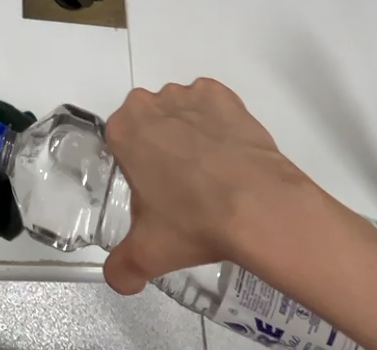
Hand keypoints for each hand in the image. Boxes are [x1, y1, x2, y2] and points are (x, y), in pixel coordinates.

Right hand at [102, 78, 312, 294]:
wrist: (258, 207)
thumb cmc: (194, 221)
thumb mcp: (149, 252)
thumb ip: (122, 266)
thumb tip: (118, 280)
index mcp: (122, 132)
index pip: (122, 144)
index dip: (139, 168)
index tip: (158, 191)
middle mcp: (147, 104)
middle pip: (149, 124)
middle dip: (162, 146)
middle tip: (185, 185)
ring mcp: (186, 96)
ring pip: (180, 111)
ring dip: (190, 132)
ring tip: (215, 172)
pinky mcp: (221, 95)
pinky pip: (211, 104)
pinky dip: (218, 121)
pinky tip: (230, 151)